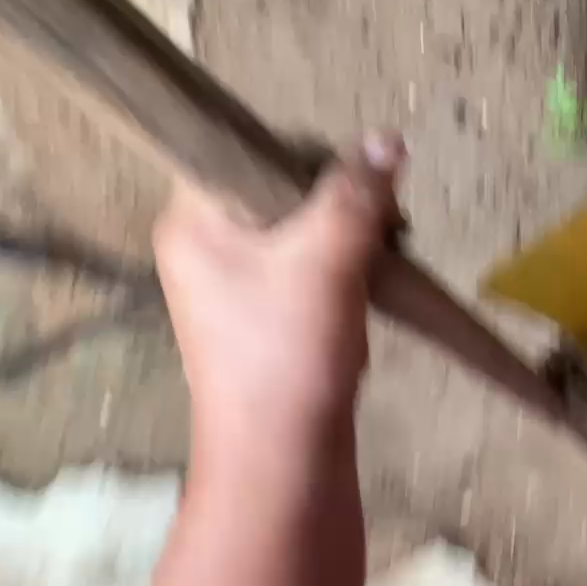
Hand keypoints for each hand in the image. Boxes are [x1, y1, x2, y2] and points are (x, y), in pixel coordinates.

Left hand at [153, 133, 403, 450]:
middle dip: (349, 198)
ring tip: (385, 253)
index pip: (250, 149)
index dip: (309, 156)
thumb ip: (356, 195)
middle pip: (290, 182)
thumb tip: (389, 136)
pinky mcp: (274, 299)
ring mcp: (243, 272)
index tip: (356, 187)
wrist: (284, 449)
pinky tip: (373, 274)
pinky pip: (318, 251)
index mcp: (197, 222)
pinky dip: (353, 255)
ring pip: (312, 218)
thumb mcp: (327, 260)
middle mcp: (213, 240)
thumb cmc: (289, 350)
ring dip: (359, 228)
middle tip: (382, 227)